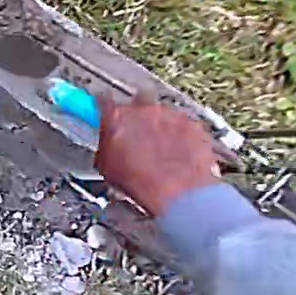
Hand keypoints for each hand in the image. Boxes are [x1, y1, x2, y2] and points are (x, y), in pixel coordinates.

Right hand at [93, 99, 222, 215]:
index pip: (103, 102)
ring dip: (159, 129)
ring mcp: (170, 115)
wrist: (178, 192)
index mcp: (116, 117)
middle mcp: (144, 109)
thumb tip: (106, 143)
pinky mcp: (192, 124)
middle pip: (136, 106)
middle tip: (136, 140)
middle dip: (136, 121)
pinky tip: (176, 155)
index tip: (105, 113)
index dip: (104, 109)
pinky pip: (183, 126)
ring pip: (161, 116)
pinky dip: (180, 137)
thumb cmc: (142, 182)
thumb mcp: (106, 166)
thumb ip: (105, 144)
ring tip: (158, 153)